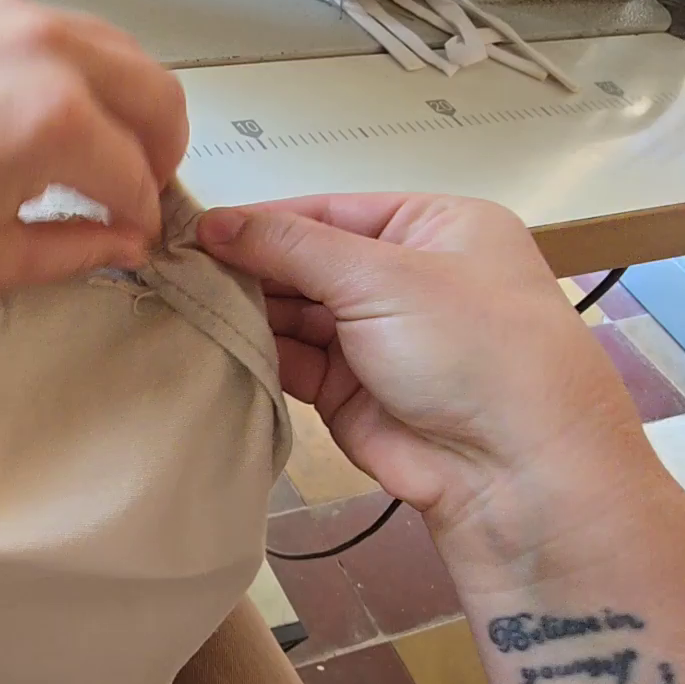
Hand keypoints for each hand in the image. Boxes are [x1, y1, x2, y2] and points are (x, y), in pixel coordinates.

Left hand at [0, 0, 187, 294]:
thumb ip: (74, 252)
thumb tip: (127, 245)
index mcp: (59, 125)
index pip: (138, 176)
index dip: (144, 218)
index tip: (135, 239)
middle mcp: (59, 55)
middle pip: (160, 98)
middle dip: (163, 154)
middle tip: (137, 193)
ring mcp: (28, 18)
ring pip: (127, 55)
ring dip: (135, 109)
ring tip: (105, 153)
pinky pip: (78, 33)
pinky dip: (93, 75)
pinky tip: (60, 111)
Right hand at [196, 194, 654, 539]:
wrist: (509, 469)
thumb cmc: (466, 347)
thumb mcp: (382, 277)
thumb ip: (289, 248)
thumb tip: (209, 220)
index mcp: (427, 227)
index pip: (324, 213)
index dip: (259, 222)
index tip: (193, 232)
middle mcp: (397, 275)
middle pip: (301, 262)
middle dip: (245, 269)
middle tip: (175, 273)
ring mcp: (367, 334)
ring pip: (289, 311)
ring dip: (244, 311)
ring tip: (183, 306)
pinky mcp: (341, 384)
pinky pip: (287, 356)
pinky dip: (255, 350)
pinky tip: (211, 341)